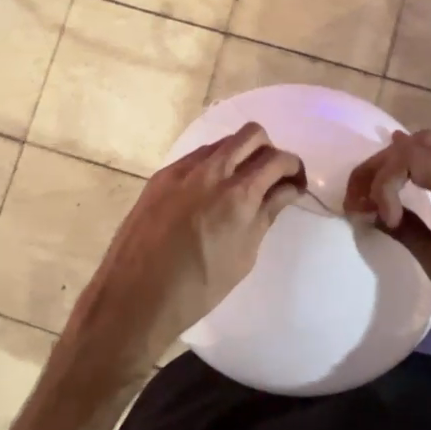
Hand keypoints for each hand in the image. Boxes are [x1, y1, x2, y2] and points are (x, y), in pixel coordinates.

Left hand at [46, 124, 305, 429]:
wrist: (135, 295)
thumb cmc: (198, 287)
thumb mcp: (243, 254)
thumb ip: (266, 214)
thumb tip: (286, 189)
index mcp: (237, 194)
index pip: (276, 158)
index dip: (293, 167)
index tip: (295, 184)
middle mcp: (210, 171)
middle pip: (251, 134)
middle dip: (268, 151)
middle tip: (271, 179)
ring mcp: (181, 170)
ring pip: (221, 142)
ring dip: (239, 155)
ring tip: (240, 188)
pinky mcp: (160, 177)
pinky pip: (196, 157)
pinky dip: (212, 166)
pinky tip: (209, 195)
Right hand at [344, 129, 430, 349]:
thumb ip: (407, 234)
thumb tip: (375, 215)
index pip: (409, 156)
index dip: (383, 182)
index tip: (384, 219)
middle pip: (415, 146)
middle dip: (379, 169)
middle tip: (358, 201)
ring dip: (397, 167)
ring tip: (377, 196)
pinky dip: (418, 170)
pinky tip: (406, 191)